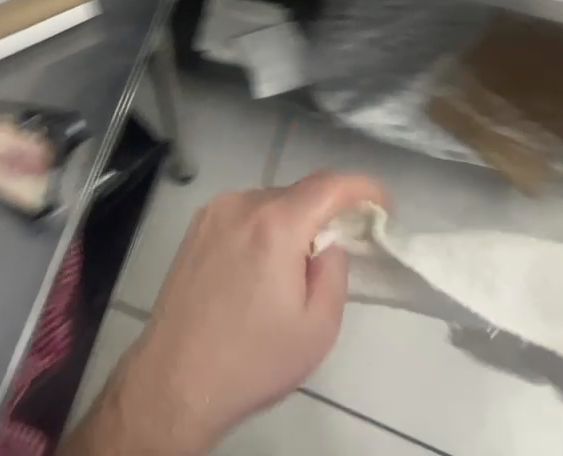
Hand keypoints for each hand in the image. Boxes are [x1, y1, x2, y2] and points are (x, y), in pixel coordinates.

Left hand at [65, 173, 387, 455]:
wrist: (177, 376)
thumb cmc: (254, 358)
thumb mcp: (317, 326)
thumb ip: (334, 272)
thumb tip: (330, 243)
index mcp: (274, 225)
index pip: (328, 186)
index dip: (362, 188)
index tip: (385, 205)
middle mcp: (240, 205)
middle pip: (297, 193)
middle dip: (326, 212)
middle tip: (346, 246)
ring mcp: (212, 213)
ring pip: (267, 203)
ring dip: (292, 222)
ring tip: (300, 266)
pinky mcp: (194, 228)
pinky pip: (242, 214)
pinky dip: (263, 228)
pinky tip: (263, 267)